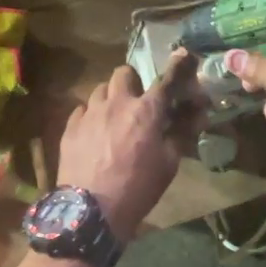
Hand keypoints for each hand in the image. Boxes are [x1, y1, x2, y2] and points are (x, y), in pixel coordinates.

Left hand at [56, 50, 196, 240]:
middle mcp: (117, 104)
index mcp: (146, 111)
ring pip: (99, 90)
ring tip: (112, 116)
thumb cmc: (137, 189)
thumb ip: (180, 135)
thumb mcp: (168, 165)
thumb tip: (196, 117)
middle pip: (123, 73)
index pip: (166, 80)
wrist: (90, 212)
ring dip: (109, 98)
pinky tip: (93, 133)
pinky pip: (81, 110)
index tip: (183, 54)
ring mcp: (90, 114)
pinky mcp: (69, 128)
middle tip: (136, 99)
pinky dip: (90, 116)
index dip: (177, 66)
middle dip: (131, 81)